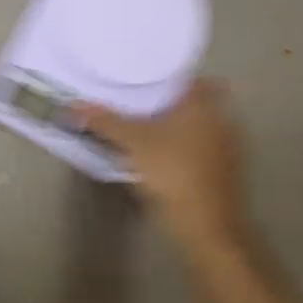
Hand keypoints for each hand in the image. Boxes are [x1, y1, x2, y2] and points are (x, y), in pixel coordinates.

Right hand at [78, 79, 246, 249]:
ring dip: (179, 128)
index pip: (192, 79)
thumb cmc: (172, 172)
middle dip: (171, 104)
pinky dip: (185, 149)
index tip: (146, 80)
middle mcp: (222, 120)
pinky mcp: (227, 172)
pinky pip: (204, 149)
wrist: (208, 224)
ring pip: (201, 127)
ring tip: (147, 132)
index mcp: (203, 105)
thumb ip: (105, 121)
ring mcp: (229, 148)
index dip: (171, 78)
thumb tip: (74, 105)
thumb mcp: (132, 143)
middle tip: (139, 105)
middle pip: (196, 103)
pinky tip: (162, 159)